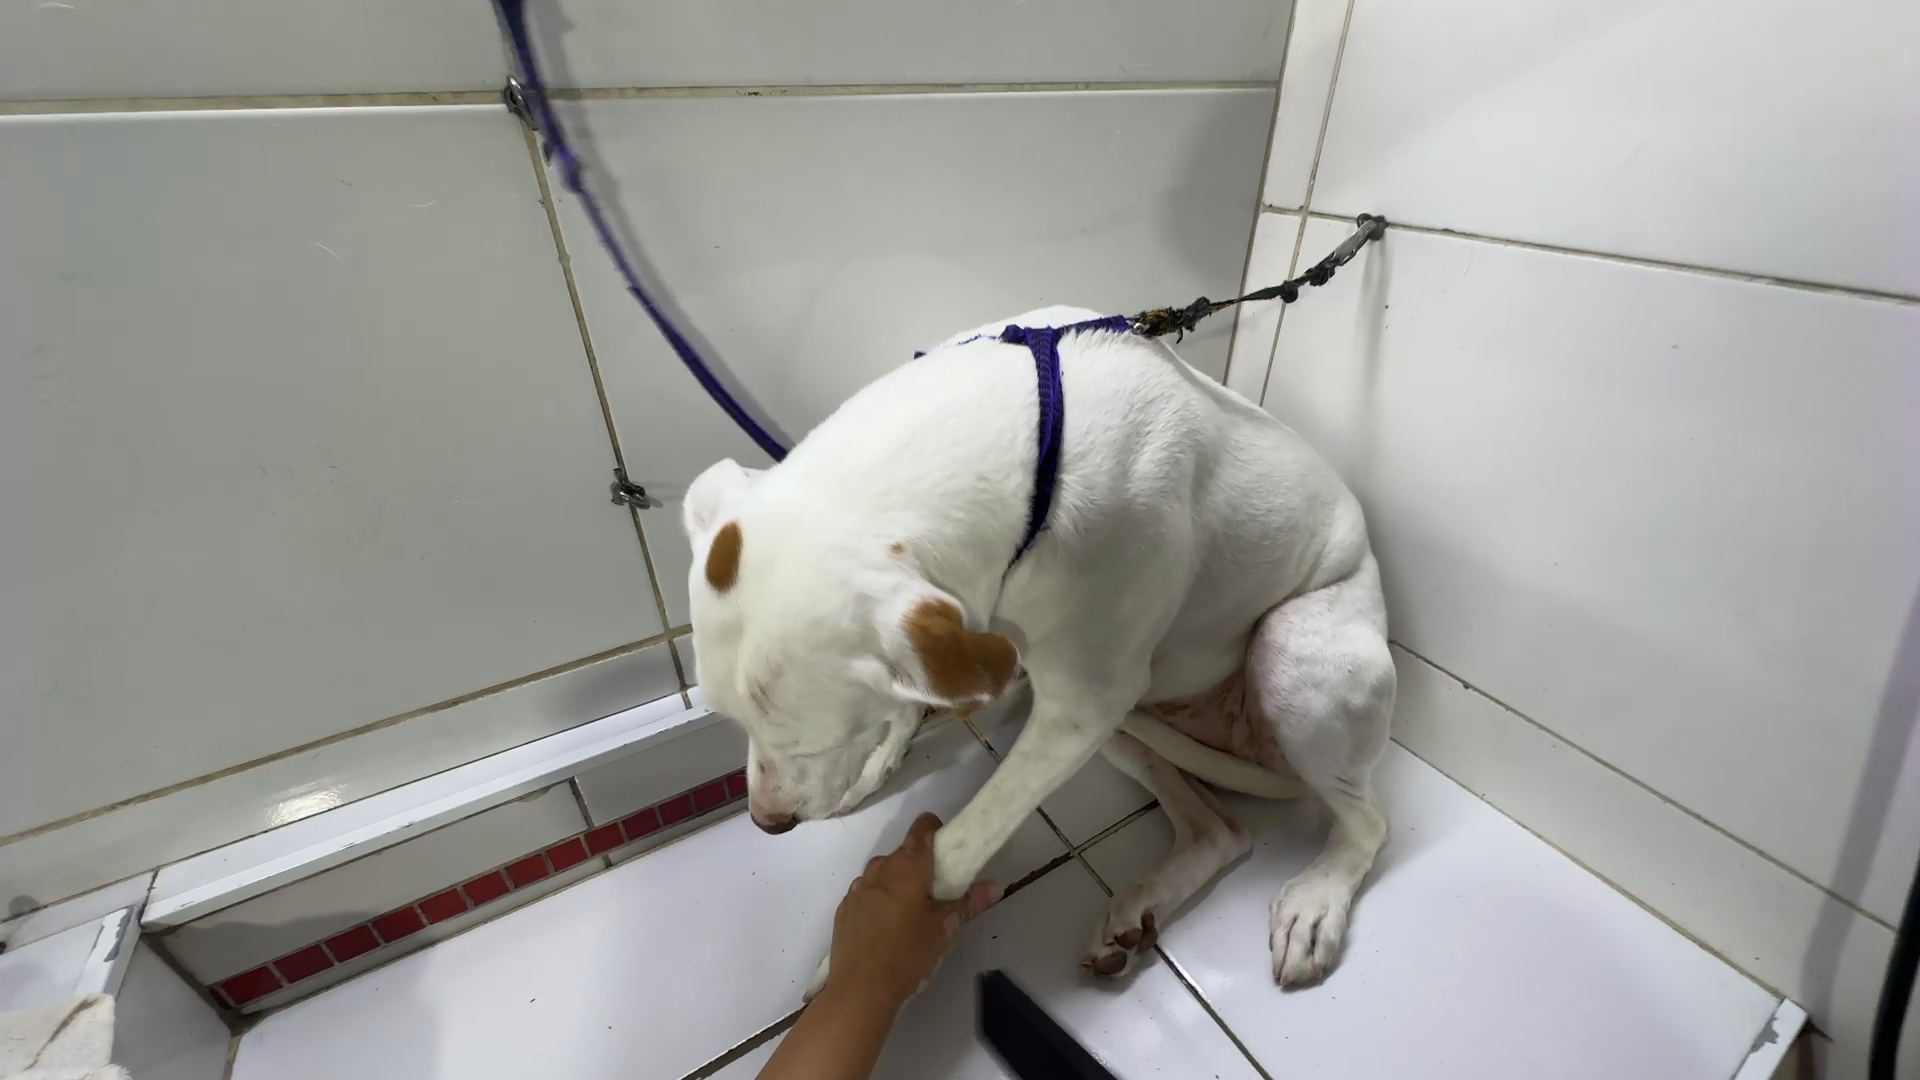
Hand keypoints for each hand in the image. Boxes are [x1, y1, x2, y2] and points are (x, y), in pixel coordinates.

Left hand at [823, 813, 1002, 1008]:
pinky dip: (877, 906)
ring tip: (909, 921)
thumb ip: (970, 902)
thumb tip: (996, 886)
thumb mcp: (946, 929)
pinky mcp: (844, 910)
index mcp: (907, 864)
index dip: (938, 832)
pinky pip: (866, 896)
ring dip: (897, 887)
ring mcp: (858, 888)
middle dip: (920, 869)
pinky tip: (884, 935)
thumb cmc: (908, 954)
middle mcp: (880, 867)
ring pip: (884, 876)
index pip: (924, 826)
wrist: (859, 992)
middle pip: (905, 854)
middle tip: (935, 898)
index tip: (948, 855)